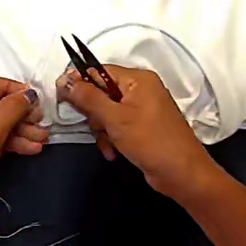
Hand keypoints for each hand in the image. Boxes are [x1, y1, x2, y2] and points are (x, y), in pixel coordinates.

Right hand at [59, 65, 220, 199]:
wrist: (182, 173)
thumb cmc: (151, 142)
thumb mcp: (114, 118)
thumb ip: (88, 97)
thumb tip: (64, 79)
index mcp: (138, 79)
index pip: (99, 71)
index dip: (80, 84)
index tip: (64, 99)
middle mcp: (141, 90)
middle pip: (101, 93)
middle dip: (95, 115)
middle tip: (98, 128)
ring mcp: (143, 109)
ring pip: (106, 113)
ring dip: (102, 131)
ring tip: (110, 145)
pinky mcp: (142, 127)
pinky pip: (117, 126)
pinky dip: (112, 138)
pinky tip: (115, 152)